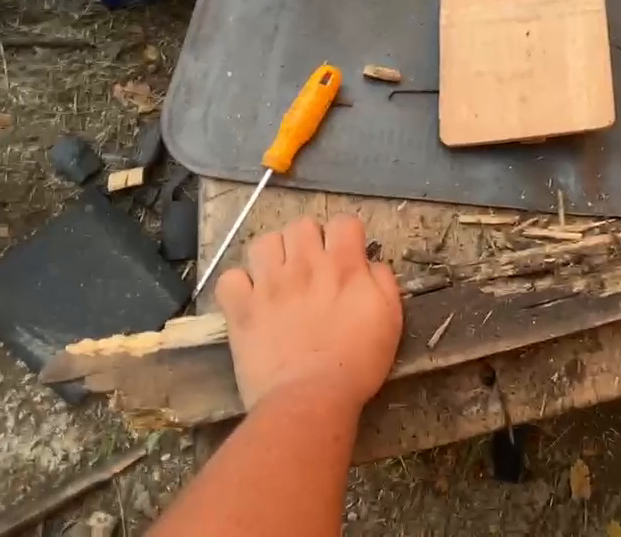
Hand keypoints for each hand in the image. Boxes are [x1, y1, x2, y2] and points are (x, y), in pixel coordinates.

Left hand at [215, 215, 403, 414]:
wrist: (311, 399)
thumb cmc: (358, 362)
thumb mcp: (390, 318)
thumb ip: (383, 281)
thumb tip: (370, 263)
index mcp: (344, 265)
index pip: (344, 222)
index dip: (347, 235)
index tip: (347, 254)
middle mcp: (305, 265)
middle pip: (301, 225)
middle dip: (309, 239)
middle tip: (312, 265)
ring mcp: (269, 285)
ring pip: (264, 242)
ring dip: (273, 255)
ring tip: (279, 276)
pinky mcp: (242, 309)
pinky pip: (230, 279)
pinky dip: (239, 285)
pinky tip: (250, 298)